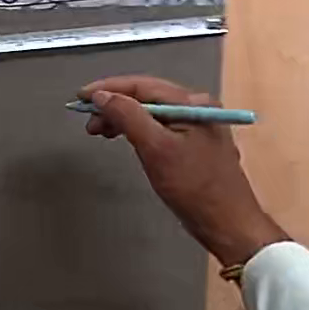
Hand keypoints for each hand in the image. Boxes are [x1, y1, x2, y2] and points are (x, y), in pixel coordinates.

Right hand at [79, 75, 287, 267]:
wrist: (228, 224)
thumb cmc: (193, 187)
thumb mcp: (156, 148)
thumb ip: (128, 116)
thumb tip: (101, 95)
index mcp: (191, 103)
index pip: (142, 85)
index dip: (108, 88)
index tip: (81, 96)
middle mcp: (195, 108)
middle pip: (145, 97)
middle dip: (113, 105)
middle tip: (88, 122)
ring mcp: (194, 126)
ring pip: (149, 113)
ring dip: (121, 118)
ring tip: (99, 132)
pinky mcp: (191, 144)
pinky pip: (156, 127)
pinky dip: (134, 130)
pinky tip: (122, 138)